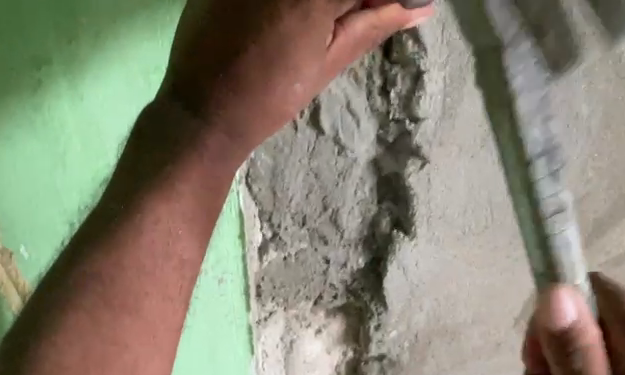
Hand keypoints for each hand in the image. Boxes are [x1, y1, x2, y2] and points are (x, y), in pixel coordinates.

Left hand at [158, 0, 434, 160]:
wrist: (202, 113)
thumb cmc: (267, 99)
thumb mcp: (325, 63)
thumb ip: (372, 25)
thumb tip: (422, 6)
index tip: (391, 8)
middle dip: (351, 1)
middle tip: (348, 19)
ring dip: (322, 5)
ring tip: (322, 24)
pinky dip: (289, 1)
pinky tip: (286, 19)